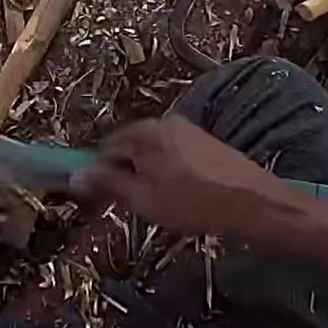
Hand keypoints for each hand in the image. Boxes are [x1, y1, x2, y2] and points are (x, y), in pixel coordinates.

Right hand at [80, 116, 288, 237]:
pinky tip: (177, 195)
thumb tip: (75, 175)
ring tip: (156, 204)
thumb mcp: (143, 198)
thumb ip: (108, 183)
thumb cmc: (192, 202)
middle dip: (122, 173)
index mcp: (145, 131)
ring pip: (151, 152)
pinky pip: (171, 153)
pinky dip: (165, 171)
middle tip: (129, 205)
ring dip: (144, 174)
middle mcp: (163, 121)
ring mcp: (185, 129)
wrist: (251, 200)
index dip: (97, 175)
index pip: (104, 148)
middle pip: (128, 146)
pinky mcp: (202, 140)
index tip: (97, 201)